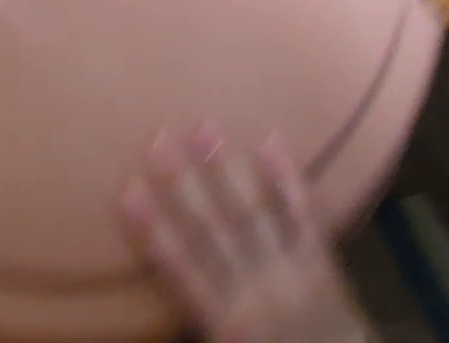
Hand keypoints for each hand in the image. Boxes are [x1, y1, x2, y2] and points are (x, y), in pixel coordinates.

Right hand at [120, 126, 368, 342]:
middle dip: (185, 183)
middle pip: (214, 229)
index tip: (128, 188)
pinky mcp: (320, 258)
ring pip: (253, 213)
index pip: (182, 265)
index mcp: (224, 318)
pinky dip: (287, 178)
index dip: (153, 226)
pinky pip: (304, 215)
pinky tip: (269, 142)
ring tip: (206, 127)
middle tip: (160, 139)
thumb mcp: (222, 340)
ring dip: (228, 169)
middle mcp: (254, 288)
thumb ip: (197, 303)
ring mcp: (289, 269)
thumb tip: (162, 254)